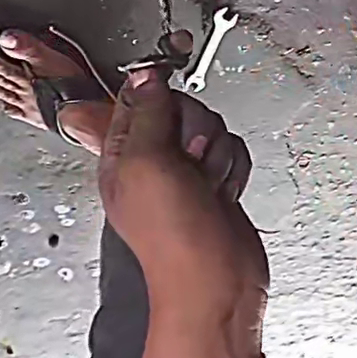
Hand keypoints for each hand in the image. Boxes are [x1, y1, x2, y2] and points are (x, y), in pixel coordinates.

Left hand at [99, 66, 266, 357]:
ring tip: (205, 183)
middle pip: (181, 106)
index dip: (156, 95)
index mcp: (122, 154)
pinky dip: (234, 168)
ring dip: (216, 153)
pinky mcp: (216, 181)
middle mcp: (153, 160)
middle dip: (194, 129)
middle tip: (189, 158)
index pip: (136, 97)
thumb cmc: (174, 239)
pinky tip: (222, 191)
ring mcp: (187, 171)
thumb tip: (145, 74)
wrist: (218, 283)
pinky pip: (233, 150)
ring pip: (212, 126)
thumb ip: (146, 112)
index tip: (171, 111)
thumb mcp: (147, 164)